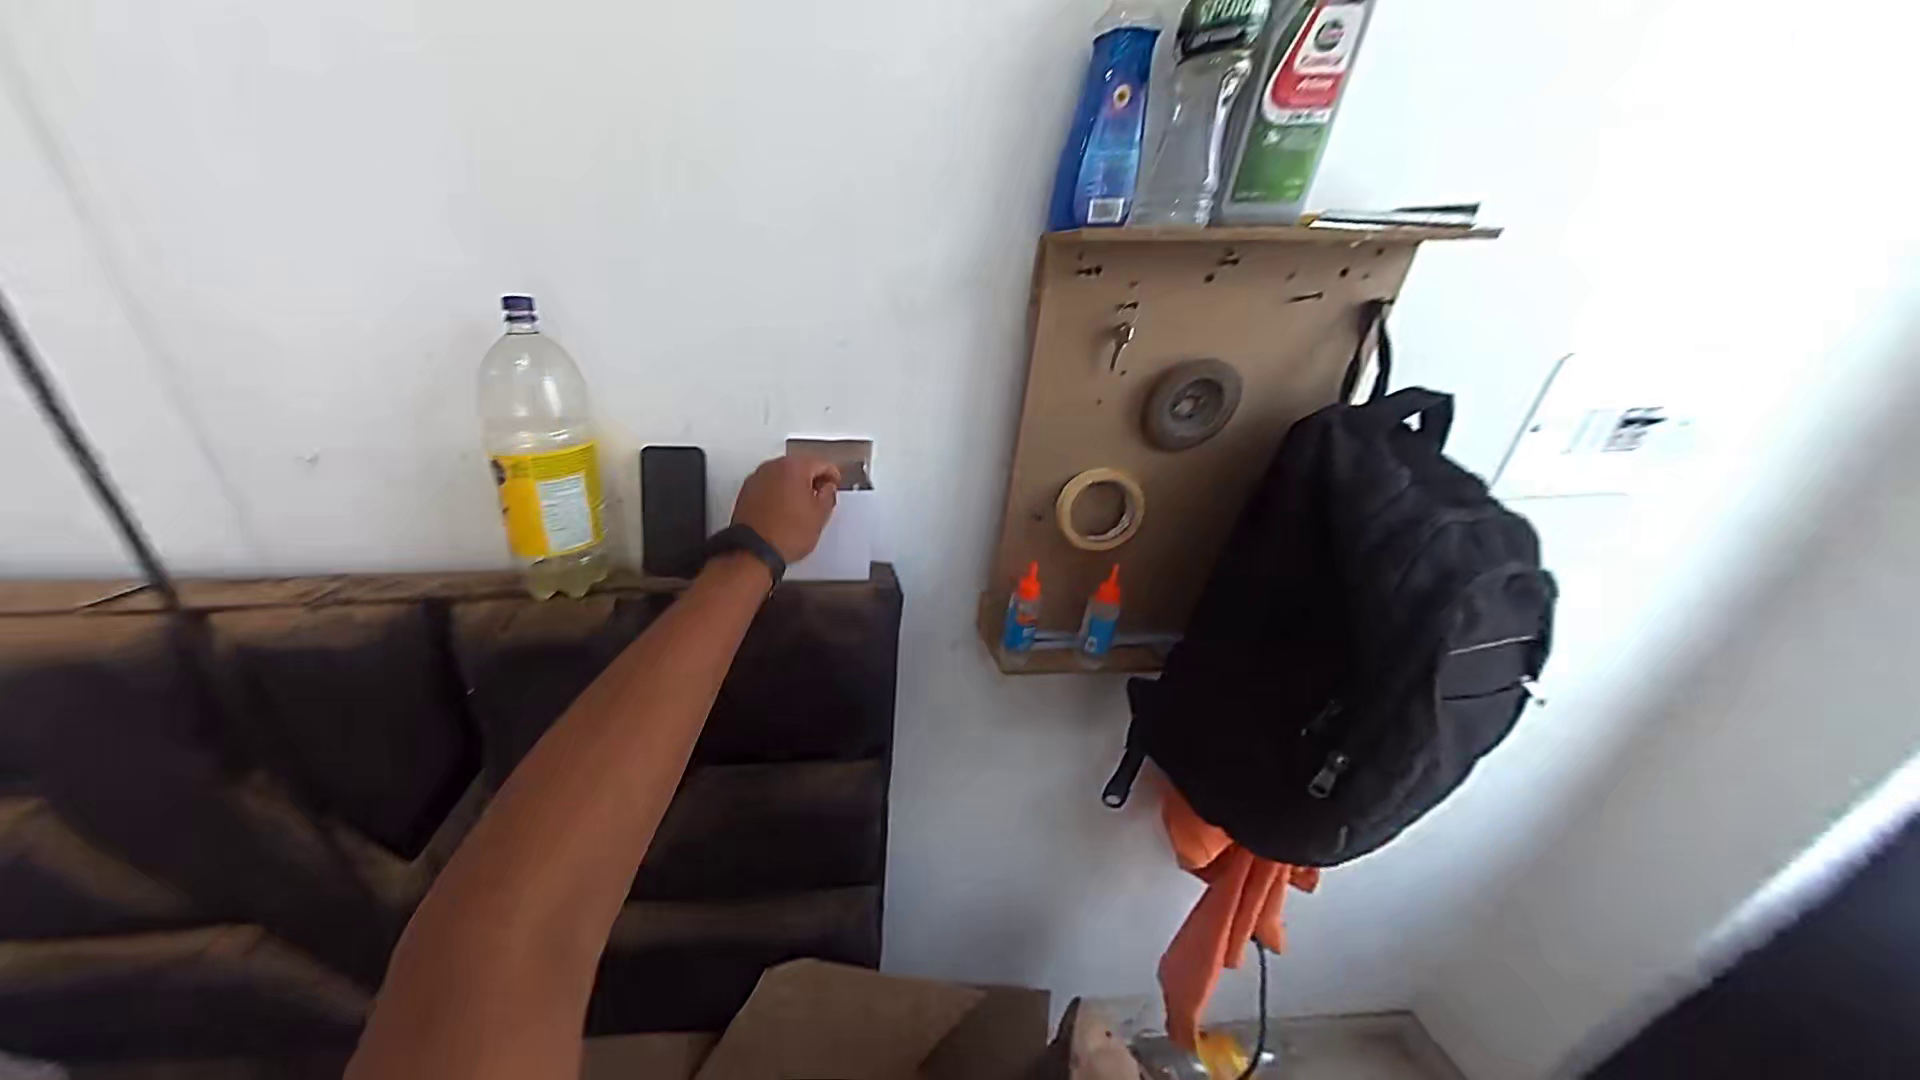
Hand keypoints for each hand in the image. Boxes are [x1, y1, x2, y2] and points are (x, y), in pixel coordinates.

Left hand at [732, 455, 839, 562]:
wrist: (755, 551)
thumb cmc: (785, 534)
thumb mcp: (821, 514)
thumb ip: (829, 494)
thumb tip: (827, 489)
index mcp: (794, 467)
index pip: (822, 464)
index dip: (833, 475)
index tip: (834, 484)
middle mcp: (773, 467)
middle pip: (800, 466)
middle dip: (812, 479)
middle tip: (820, 495)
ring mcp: (757, 478)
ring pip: (783, 475)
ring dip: (794, 486)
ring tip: (802, 506)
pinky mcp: (747, 491)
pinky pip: (769, 486)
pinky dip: (778, 493)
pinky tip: (785, 511)